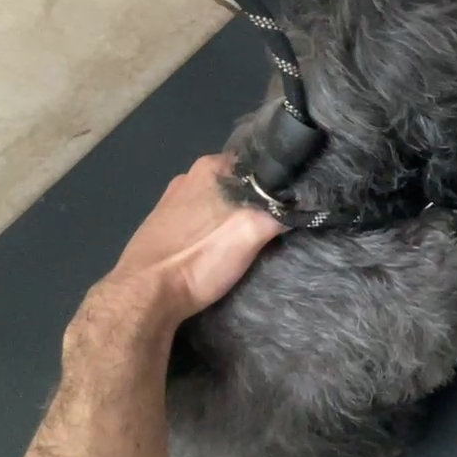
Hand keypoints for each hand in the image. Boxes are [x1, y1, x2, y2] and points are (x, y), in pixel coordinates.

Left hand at [78, 154, 284, 335]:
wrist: (146, 295)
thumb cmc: (199, 257)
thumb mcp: (254, 232)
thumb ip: (281, 213)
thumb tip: (310, 206)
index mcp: (210, 167)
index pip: (259, 162)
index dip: (283, 179)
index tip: (301, 196)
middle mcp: (190, 177)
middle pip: (241, 182)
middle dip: (262, 198)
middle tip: (284, 219)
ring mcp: (174, 202)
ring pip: (223, 201)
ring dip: (241, 214)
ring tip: (259, 235)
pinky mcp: (166, 226)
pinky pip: (206, 219)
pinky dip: (220, 227)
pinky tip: (227, 245)